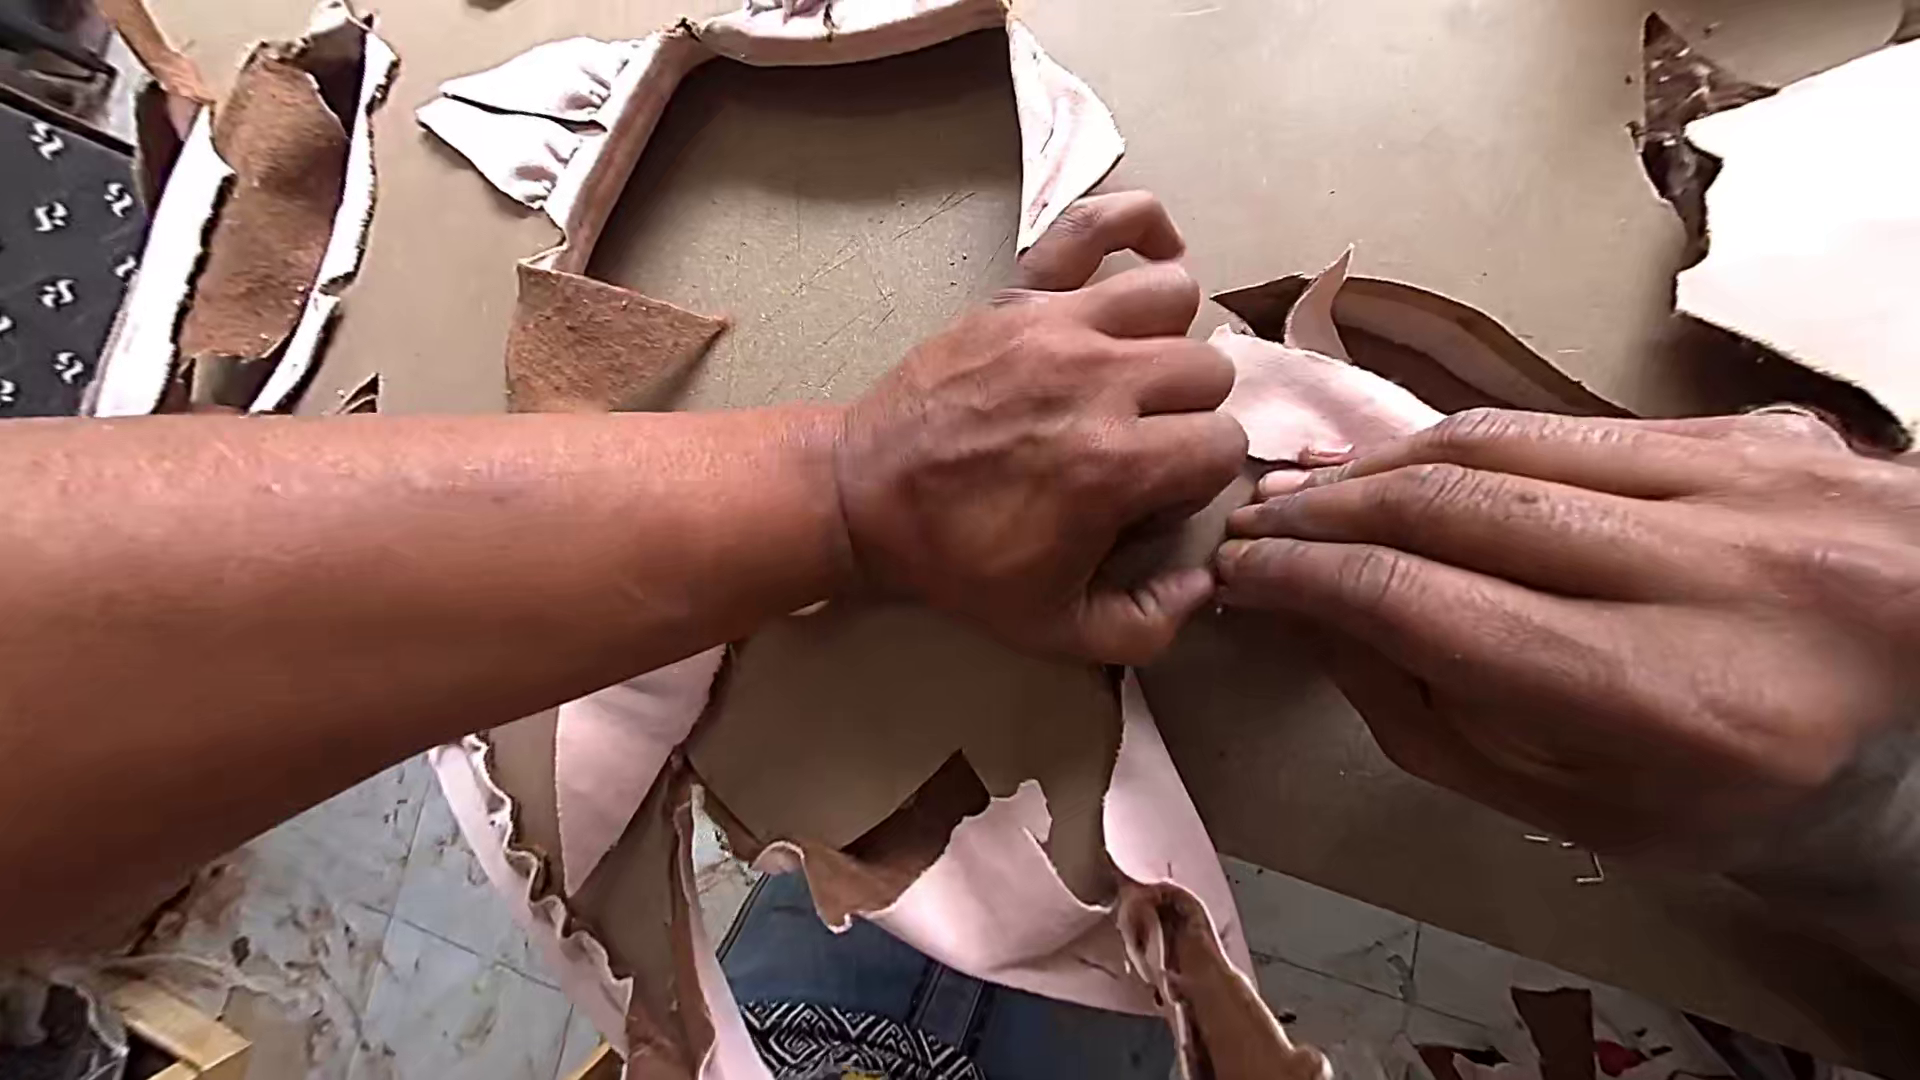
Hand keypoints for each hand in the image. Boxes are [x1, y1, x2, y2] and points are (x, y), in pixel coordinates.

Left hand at [835, 192, 1246, 663]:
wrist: (865, 498)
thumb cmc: (957, 562)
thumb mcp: (1052, 627)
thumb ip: (1145, 626)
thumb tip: (1204, 582)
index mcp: (1115, 465)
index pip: (1220, 446)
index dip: (1194, 476)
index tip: (1151, 492)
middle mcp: (1100, 382)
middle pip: (1207, 372)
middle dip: (1187, 413)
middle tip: (1140, 439)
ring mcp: (1058, 327)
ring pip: (1174, 298)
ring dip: (1168, 340)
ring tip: (1131, 372)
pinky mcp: (1018, 297)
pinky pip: (1094, 225)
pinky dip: (1136, 225)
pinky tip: (1149, 253)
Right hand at [1214, 407, 1919, 855]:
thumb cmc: (1691, 804)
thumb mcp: (1521, 787)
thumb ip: (1393, 696)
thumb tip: (1298, 603)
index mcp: (1668, 700)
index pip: (1411, 598)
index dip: (1298, 575)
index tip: (1235, 571)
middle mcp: (1733, 576)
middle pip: (1442, 505)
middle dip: (1316, 513)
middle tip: (1249, 524)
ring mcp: (1764, 485)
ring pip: (1488, 443)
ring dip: (1364, 469)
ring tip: (1297, 491)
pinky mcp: (1763, 437)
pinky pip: (1548, 422)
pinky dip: (1439, 443)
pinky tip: (1379, 465)